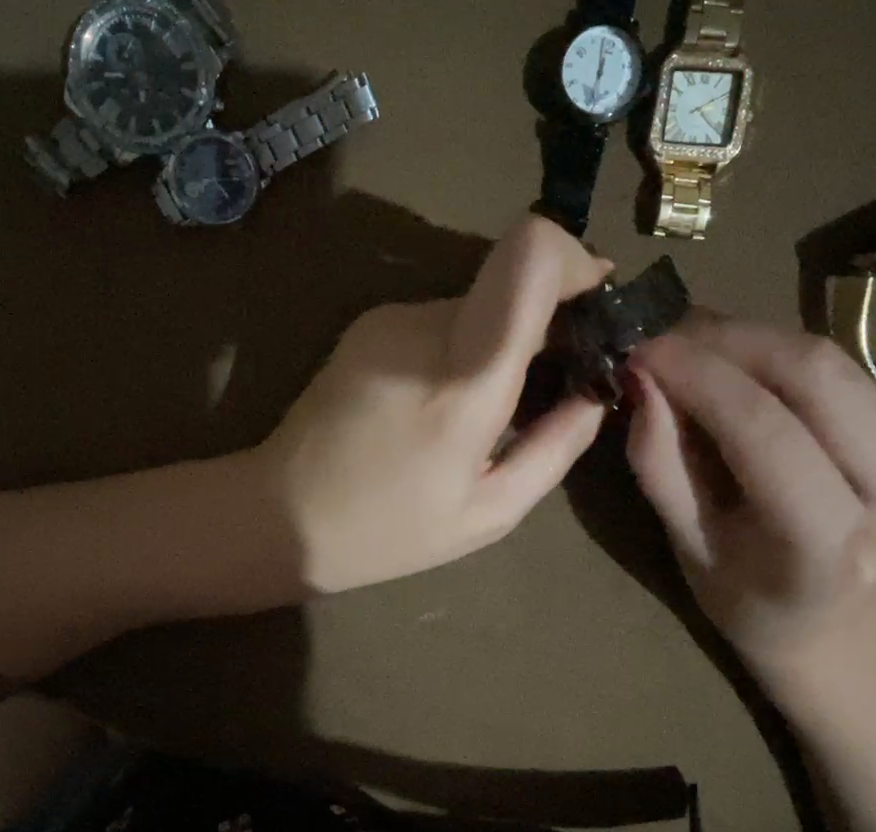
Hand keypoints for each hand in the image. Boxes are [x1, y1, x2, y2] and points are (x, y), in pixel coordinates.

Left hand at [256, 217, 609, 593]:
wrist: (278, 516)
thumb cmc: (388, 532)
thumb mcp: (490, 514)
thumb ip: (557, 444)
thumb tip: (596, 390)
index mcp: (465, 377)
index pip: (530, 256)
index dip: (575, 260)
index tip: (594, 302)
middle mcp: (424, 326)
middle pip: (510, 280)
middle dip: (545, 321)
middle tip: (550, 382)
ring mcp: (389, 319)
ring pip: (477, 304)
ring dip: (498, 343)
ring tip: (486, 413)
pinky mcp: (368, 324)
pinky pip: (441, 320)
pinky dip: (462, 349)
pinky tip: (441, 406)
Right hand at [625, 312, 875, 669]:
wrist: (826, 624)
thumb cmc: (740, 596)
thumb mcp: (685, 544)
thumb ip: (660, 462)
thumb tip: (642, 376)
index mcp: (832, 551)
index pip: (766, 433)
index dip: (700, 376)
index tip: (644, 349)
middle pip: (816, 375)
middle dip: (730, 340)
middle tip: (667, 335)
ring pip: (835, 363)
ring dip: (754, 340)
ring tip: (694, 346)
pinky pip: (848, 376)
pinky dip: (782, 359)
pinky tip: (740, 368)